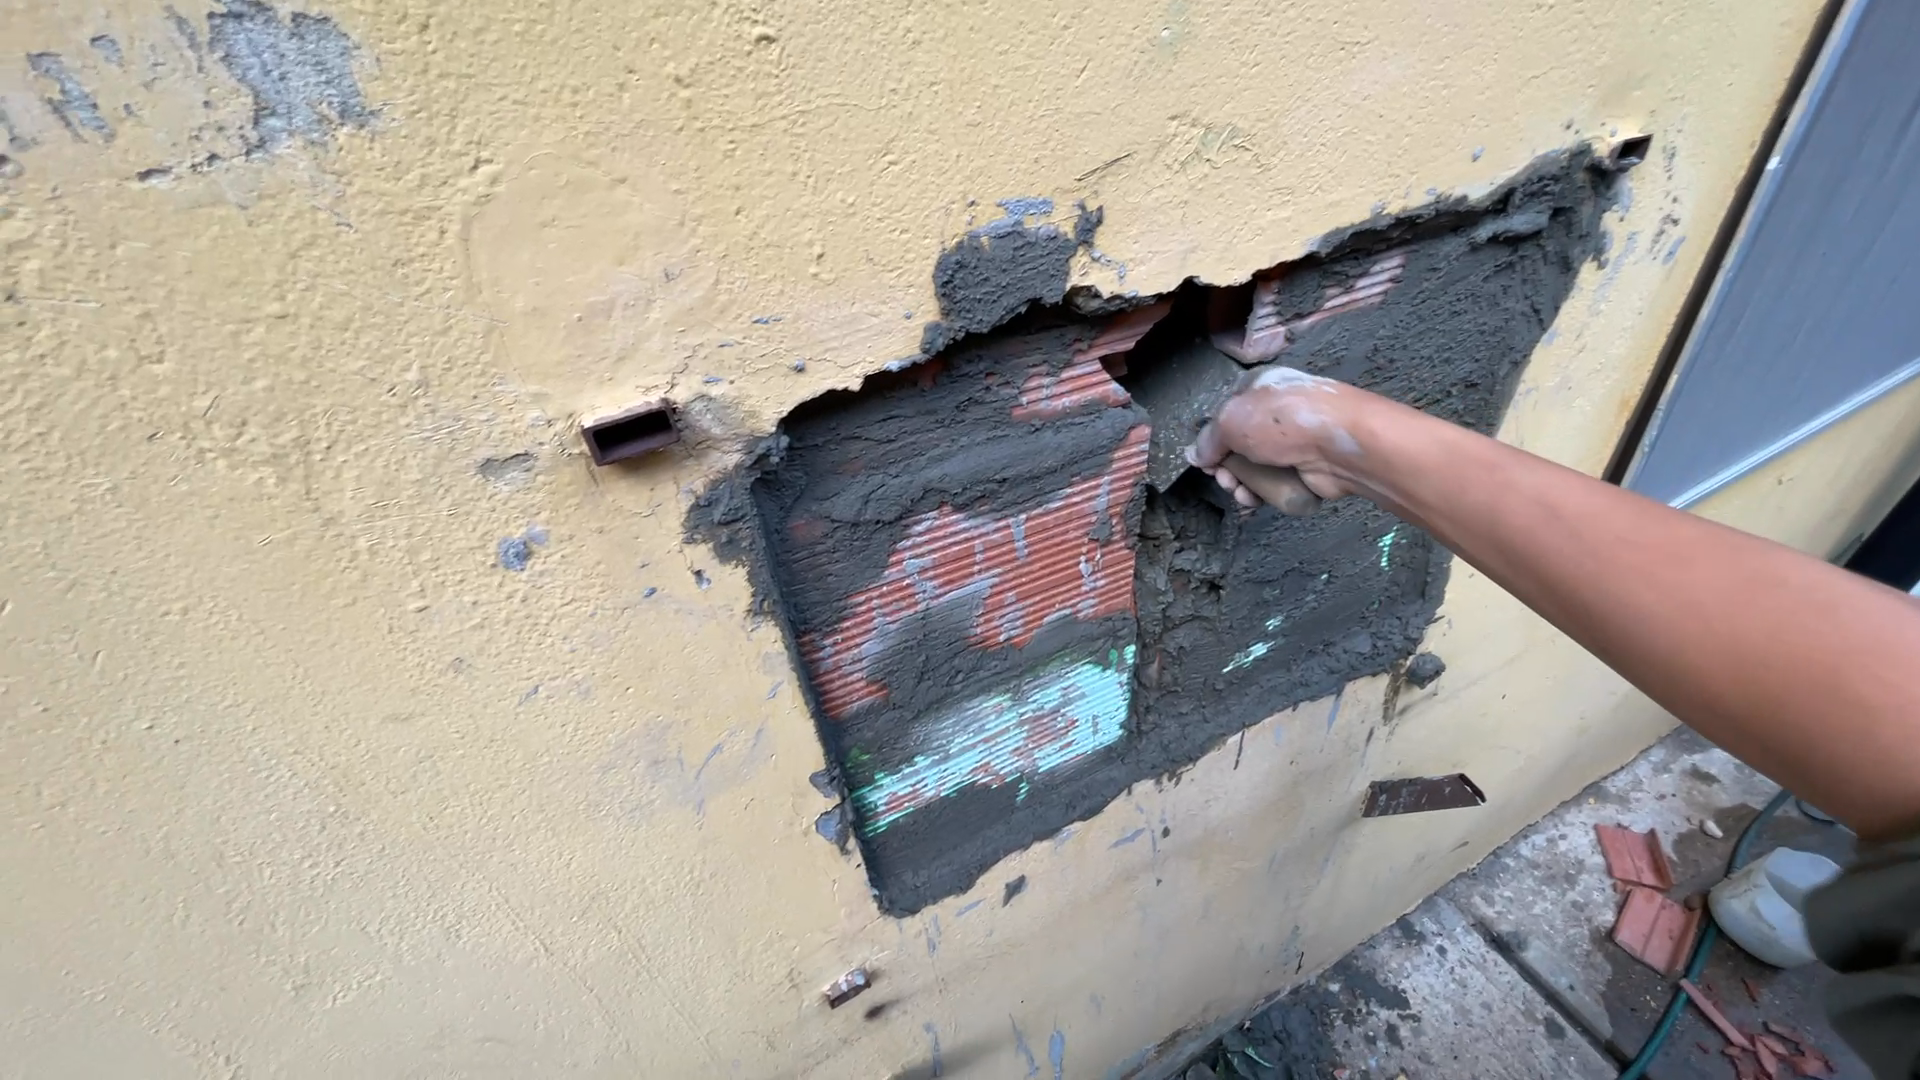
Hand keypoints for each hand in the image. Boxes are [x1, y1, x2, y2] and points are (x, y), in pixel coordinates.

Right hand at [1185, 367, 1369, 508]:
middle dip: (1224, 468)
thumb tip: (1194, 455)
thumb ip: (1207, 440)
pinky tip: (1256, 499)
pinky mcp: (1303, 469)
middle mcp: (1274, 415)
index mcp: (1258, 390)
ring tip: (1241, 492)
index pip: (1224, 416)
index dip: (1211, 440)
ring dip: (1240, 484)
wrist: (1340, 446)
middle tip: (1224, 479)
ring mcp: (1290, 443)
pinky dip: (1261, 494)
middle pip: (1235, 447)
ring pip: (1252, 469)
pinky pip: (1272, 485)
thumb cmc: (1284, 421)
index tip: (1206, 459)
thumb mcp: (1230, 421)